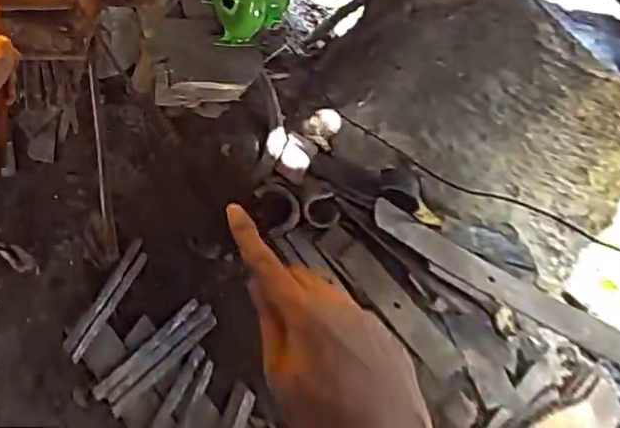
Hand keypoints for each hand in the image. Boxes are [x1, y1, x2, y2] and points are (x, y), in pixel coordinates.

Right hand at [227, 203, 431, 427]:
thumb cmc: (331, 419)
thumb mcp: (281, 377)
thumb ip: (268, 325)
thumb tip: (260, 292)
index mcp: (302, 312)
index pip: (265, 262)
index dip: (246, 234)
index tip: (236, 212)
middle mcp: (334, 303)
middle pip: (296, 278)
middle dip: (284, 293)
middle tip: (281, 332)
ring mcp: (363, 316)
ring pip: (325, 298)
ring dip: (313, 315)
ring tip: (319, 364)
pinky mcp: (383, 333)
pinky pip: (353, 319)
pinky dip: (341, 334)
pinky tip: (344, 371)